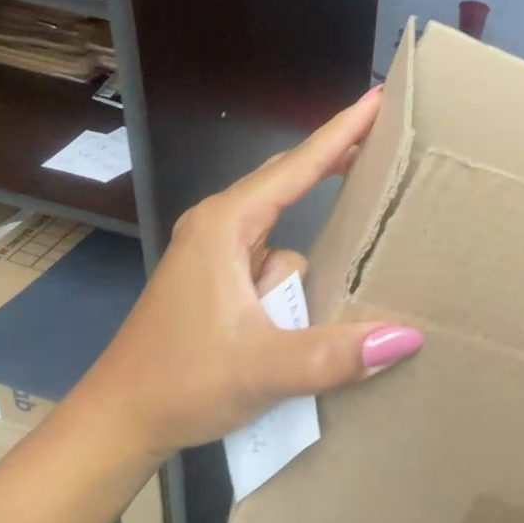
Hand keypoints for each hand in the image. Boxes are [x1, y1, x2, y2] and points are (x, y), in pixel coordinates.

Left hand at [79, 85, 424, 456]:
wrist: (117, 423)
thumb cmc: (180, 382)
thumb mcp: (263, 369)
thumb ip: (335, 354)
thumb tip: (407, 336)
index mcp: (226, 225)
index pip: (298, 166)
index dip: (341, 131)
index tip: (377, 99)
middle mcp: (220, 227)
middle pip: (291, 184)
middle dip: (335, 170)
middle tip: (387, 150)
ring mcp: (216, 254)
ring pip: (285, 239)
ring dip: (306, 268)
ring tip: (325, 294)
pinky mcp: (219, 282)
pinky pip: (273, 264)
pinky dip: (292, 285)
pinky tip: (298, 320)